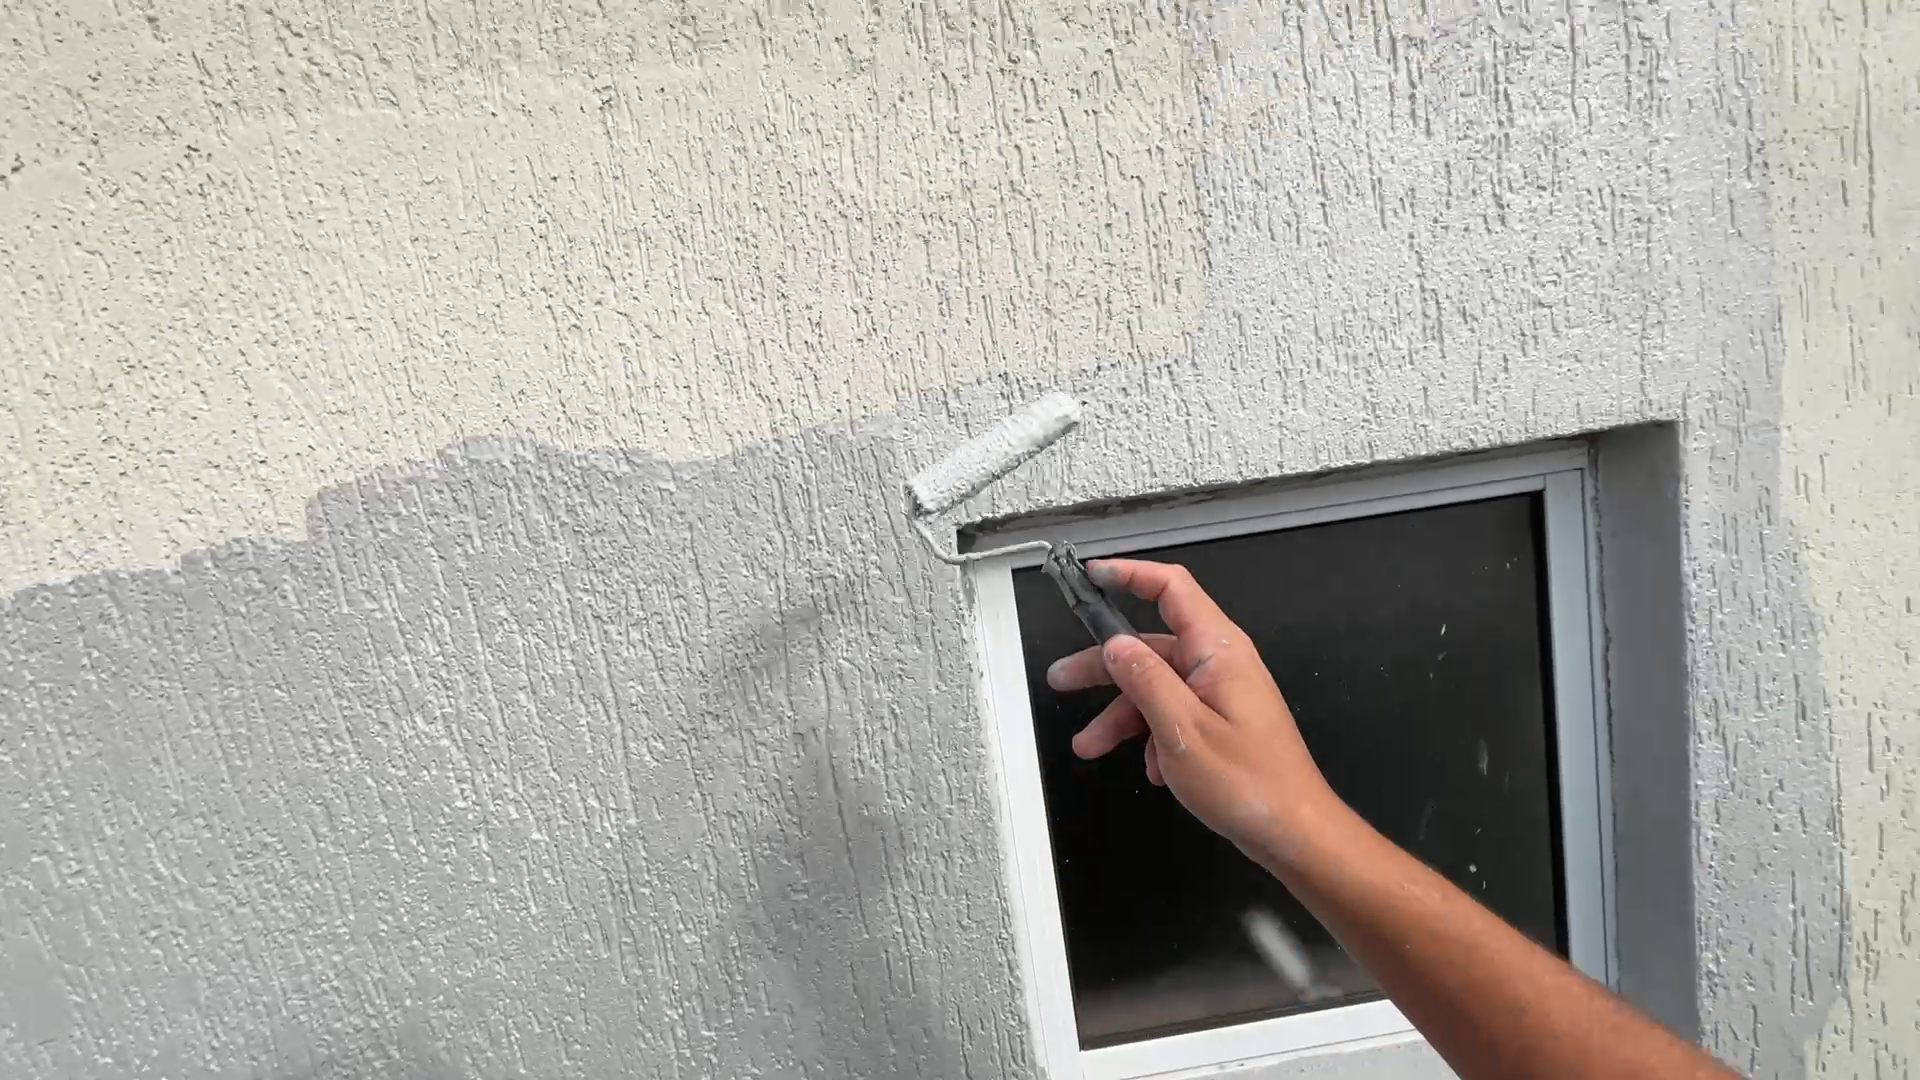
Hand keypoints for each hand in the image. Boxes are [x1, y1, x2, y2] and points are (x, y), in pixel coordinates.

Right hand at [1044, 558, 1339, 856]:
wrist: (1297, 836)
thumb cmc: (1246, 781)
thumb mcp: (1181, 728)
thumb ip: (1144, 678)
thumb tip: (1113, 644)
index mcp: (1216, 649)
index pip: (1170, 588)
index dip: (1129, 574)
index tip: (1091, 576)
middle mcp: (1217, 662)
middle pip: (1149, 646)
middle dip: (1102, 665)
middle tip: (1060, 680)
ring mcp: (1219, 692)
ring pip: (1154, 686)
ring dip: (1120, 714)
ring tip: (1088, 745)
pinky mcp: (1219, 720)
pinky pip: (1171, 713)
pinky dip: (1151, 736)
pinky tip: (1151, 770)